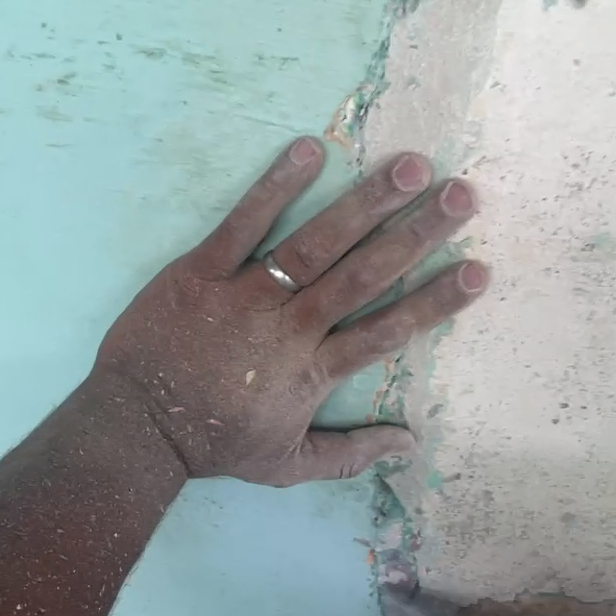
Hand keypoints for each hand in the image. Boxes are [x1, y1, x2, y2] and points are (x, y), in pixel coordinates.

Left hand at [92, 136, 486, 485]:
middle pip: (364, 275)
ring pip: (315, 244)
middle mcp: (291, 326)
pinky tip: (310, 149)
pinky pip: (242, 224)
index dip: (436, 301)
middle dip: (417, 233)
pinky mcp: (201, 270)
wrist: (136, 426)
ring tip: (409, 166)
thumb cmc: (216, 442)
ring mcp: (246, 294)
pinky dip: (275, 188)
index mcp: (314, 371)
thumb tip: (411, 444)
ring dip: (365, 203)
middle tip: (462, 194)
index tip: (479, 270)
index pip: (388, 331)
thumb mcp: (288, 466)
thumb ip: (351, 454)